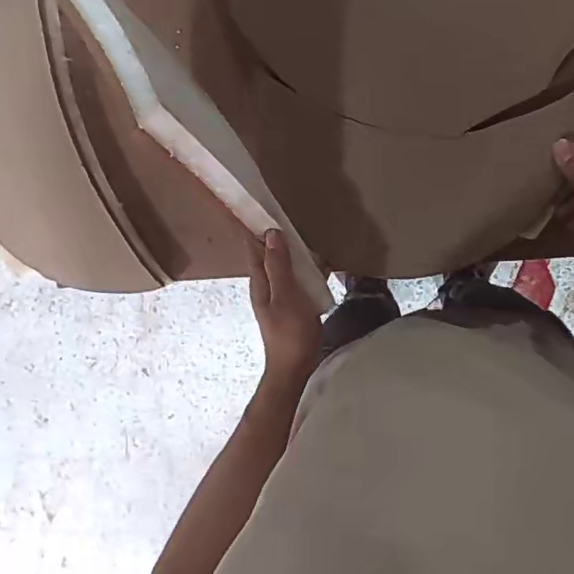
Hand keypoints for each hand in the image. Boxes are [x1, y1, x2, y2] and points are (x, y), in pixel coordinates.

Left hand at [246, 229, 321, 379]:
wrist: (295, 367)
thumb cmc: (289, 333)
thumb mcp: (285, 295)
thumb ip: (279, 265)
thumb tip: (272, 233)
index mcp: (259, 282)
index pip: (252, 248)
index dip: (252, 228)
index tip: (256, 205)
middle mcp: (267, 287)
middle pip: (270, 255)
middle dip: (278, 237)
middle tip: (289, 215)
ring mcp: (281, 297)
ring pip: (286, 267)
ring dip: (295, 253)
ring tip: (308, 237)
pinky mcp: (294, 306)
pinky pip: (299, 281)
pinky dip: (307, 271)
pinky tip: (321, 266)